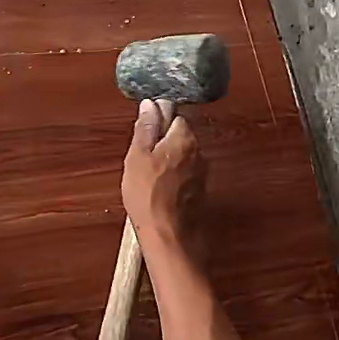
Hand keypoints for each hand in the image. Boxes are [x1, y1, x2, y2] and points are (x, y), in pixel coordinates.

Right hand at [121, 98, 203, 244]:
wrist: (167, 235)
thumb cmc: (148, 195)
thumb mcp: (137, 156)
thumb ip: (145, 128)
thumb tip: (149, 104)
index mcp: (184, 138)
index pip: (174, 117)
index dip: (156, 125)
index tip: (142, 138)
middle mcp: (199, 153)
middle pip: (179, 137)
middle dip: (161, 144)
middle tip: (140, 160)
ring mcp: (201, 174)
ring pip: (182, 157)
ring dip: (167, 163)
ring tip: (147, 179)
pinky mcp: (199, 191)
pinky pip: (184, 176)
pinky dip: (172, 179)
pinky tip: (158, 192)